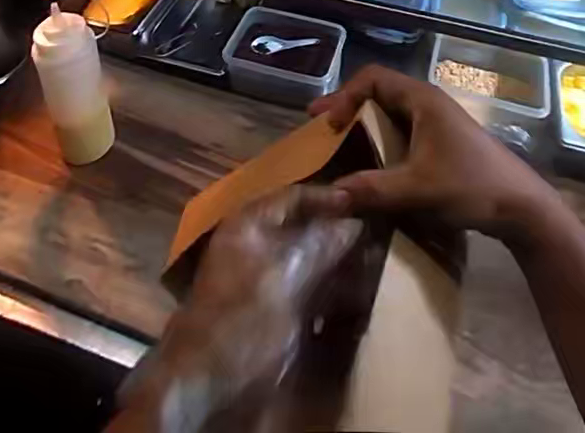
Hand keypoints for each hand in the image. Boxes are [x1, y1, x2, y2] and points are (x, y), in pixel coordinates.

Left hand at [113, 186, 361, 432]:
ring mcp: (264, 283)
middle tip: (378, 240)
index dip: (330, 198)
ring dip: (341, 268)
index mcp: (250, 225)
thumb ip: (322, 242)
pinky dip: (332, 297)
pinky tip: (358, 304)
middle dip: (341, 237)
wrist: (205, 389)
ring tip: (375, 272)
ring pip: (311, 263)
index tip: (367, 202)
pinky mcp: (272, 316)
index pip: (295, 196)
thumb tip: (355, 222)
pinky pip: (310, 295)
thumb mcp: (286, 274)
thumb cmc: (243, 318)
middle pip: (305, 230)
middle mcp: (256, 247)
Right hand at [308, 65, 561, 244]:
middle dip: (347, 108)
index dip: (344, 95)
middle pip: (377, 92)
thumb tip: (327, 197)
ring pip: (388, 112)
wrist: (522, 207)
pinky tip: (369, 163)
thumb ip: (372, 190)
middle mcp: (426, 103)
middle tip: (320, 129)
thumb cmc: (472, 185)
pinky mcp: (440, 142)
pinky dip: (378, 140)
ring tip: (338, 146)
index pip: (372, 78)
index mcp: (421, 99)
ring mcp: (435, 122)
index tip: (327, 123)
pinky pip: (399, 131)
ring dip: (362, 125)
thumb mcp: (419, 188)